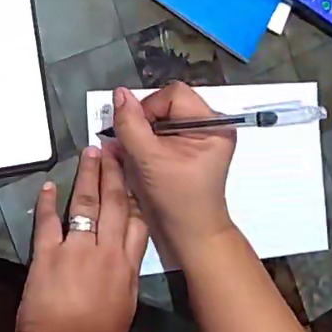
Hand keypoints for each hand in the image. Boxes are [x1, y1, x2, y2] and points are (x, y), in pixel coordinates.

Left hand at [16, 146, 147, 331]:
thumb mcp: (124, 312)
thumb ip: (123, 281)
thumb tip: (121, 264)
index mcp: (128, 269)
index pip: (138, 223)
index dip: (136, 196)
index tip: (134, 176)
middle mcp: (106, 252)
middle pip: (115, 204)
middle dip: (114, 174)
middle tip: (112, 149)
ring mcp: (76, 250)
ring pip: (85, 204)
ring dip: (88, 176)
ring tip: (90, 153)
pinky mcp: (47, 254)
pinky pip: (49, 221)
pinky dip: (48, 201)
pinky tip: (49, 184)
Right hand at [103, 84, 237, 249]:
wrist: (190, 238)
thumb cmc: (177, 201)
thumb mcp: (149, 160)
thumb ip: (131, 124)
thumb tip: (119, 93)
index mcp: (212, 124)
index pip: (173, 94)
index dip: (148, 108)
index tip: (136, 136)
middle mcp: (209, 126)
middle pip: (166, 103)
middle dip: (144, 122)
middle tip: (134, 147)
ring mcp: (198, 138)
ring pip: (160, 118)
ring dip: (142, 134)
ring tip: (136, 156)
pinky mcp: (186, 150)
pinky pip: (161, 133)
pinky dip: (146, 143)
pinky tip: (141, 161)